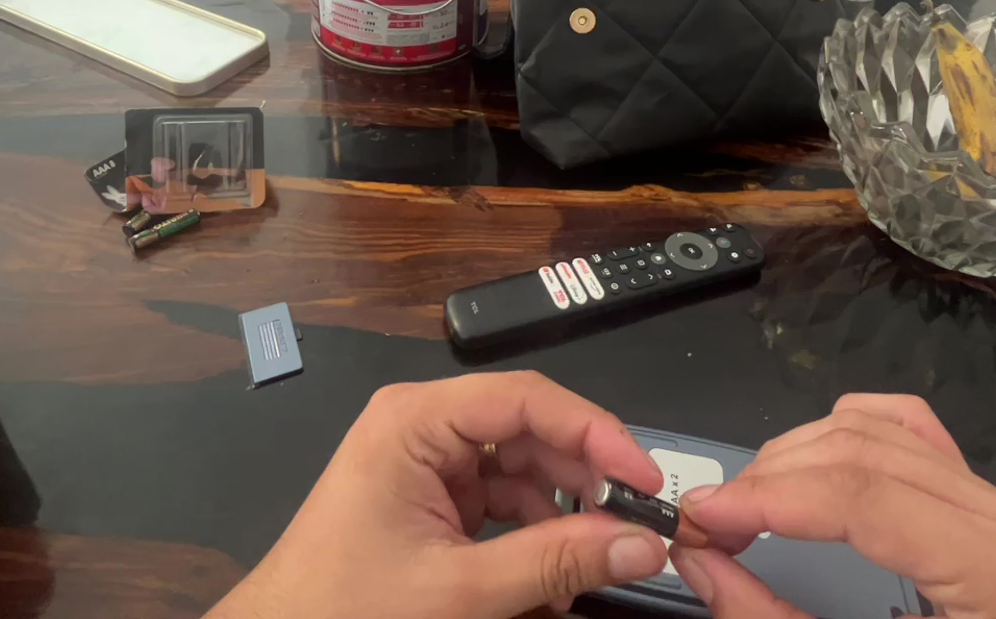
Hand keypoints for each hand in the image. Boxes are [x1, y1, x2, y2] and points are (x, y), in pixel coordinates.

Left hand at [206, 372, 670, 618]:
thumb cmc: (350, 609)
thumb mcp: (459, 591)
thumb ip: (554, 560)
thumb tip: (642, 542)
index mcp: (417, 418)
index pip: (524, 398)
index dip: (593, 430)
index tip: (645, 478)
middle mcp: (424, 422)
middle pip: (526, 428)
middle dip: (580, 477)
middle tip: (633, 525)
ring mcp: (428, 457)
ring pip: (518, 463)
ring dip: (559, 512)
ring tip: (592, 561)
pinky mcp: (431, 492)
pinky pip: (499, 496)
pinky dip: (531, 531)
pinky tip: (552, 574)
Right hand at [670, 394, 995, 618]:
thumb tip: (700, 561)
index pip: (857, 496)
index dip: (766, 498)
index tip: (701, 517)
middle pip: (856, 453)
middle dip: (768, 478)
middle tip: (711, 521)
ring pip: (871, 428)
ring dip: (794, 455)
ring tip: (749, 501)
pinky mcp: (983, 494)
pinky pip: (904, 424)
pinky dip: (844, 429)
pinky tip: (812, 457)